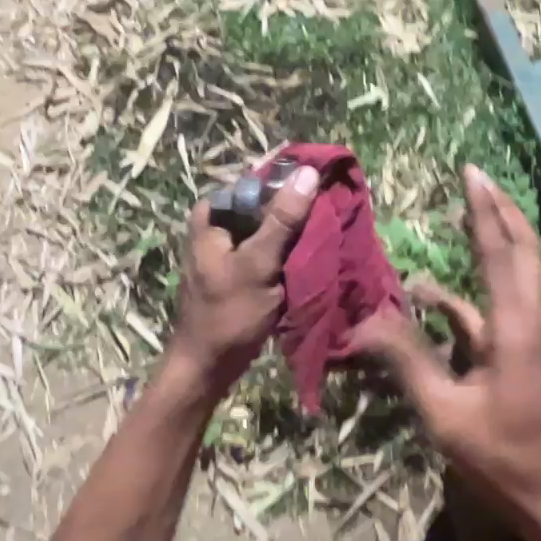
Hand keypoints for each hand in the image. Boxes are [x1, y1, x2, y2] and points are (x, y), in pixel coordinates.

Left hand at [168, 165, 319, 397]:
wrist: (207, 367)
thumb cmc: (228, 315)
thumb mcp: (258, 263)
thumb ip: (282, 219)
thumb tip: (307, 172)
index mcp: (211, 214)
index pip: (257, 181)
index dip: (290, 180)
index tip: (324, 181)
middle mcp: (217, 223)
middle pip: (263, 202)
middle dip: (295, 204)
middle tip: (332, 205)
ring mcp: (229, 246)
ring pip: (269, 224)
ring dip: (295, 226)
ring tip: (330, 223)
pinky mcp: (241, 265)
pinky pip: (269, 244)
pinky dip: (288, 245)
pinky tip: (315, 246)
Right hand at [351, 165, 540, 528]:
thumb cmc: (502, 457)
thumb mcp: (445, 413)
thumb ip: (407, 361)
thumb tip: (364, 322)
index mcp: (515, 327)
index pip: (500, 252)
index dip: (483, 209)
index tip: (472, 172)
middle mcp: (528, 321)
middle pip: (522, 250)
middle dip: (500, 210)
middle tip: (477, 178)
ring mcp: (527, 337)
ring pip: (512, 275)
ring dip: (489, 244)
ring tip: (460, 216)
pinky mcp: (519, 354)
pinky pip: (491, 310)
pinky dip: (463, 296)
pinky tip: (427, 295)